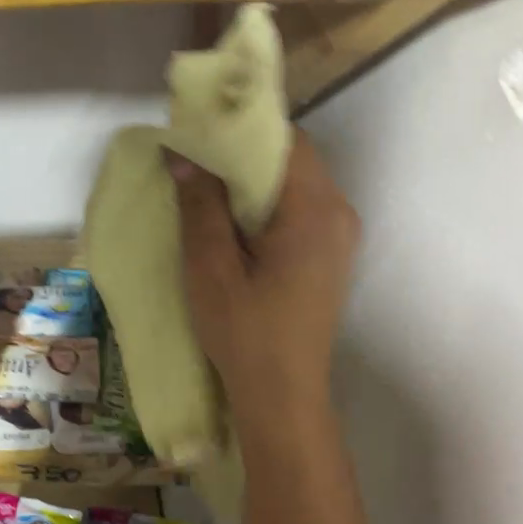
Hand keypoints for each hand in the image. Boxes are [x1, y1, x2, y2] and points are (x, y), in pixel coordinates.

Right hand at [169, 133, 360, 412]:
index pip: (286, 142)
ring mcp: (339, 236)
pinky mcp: (329, 255)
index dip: (242, 130)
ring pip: (296, 183)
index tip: (200, 128)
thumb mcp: (210, 267)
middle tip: (195, 156)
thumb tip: (183, 154)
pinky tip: (232, 219)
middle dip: (244, 153)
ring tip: (206, 185)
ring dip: (253, 178)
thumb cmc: (245, 331)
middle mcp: (338, 214)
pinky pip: (299, 208)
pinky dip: (266, 202)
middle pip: (295, 159)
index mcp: (315, 211)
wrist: (283, 394)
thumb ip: (201, 206)